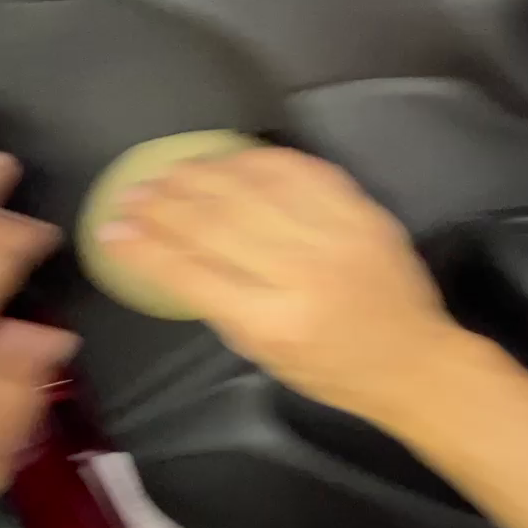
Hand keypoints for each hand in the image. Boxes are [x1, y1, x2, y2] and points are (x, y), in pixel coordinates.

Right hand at [98, 147, 462, 420]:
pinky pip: (300, 170)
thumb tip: (173, 257)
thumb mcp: (265, 356)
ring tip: (169, 169)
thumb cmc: (332, 371)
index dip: (144, 248)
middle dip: (164, 203)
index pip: (190, 274)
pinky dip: (256, 158)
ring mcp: (334, 236)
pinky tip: (227, 156)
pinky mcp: (360, 211)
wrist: (414, 359)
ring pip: (251, 189)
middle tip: (133, 191)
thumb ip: (221, 305)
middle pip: (216, 222)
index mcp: (271, 322)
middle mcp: (299, 273)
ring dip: (201, 174)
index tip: (112, 229)